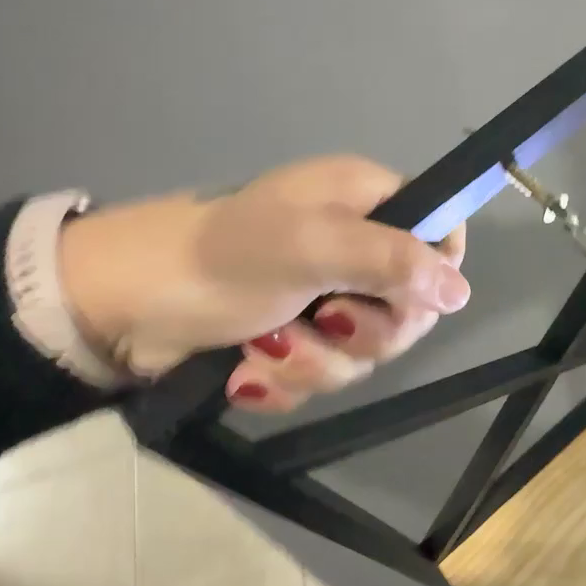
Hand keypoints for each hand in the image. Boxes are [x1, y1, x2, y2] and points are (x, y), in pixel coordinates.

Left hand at [57, 155, 469, 409]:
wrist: (125, 304)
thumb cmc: (225, 259)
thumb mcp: (315, 248)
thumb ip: (394, 263)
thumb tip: (461, 291)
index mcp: (363, 203)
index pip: (439, 233)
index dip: (433, 273)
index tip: (406, 299)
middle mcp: (352, 247)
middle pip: (407, 308)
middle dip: (360, 333)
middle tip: (319, 320)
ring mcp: (323, 297)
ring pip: (363, 352)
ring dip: (312, 362)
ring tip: (264, 347)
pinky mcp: (294, 341)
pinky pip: (323, 376)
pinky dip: (285, 382)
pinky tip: (247, 373)